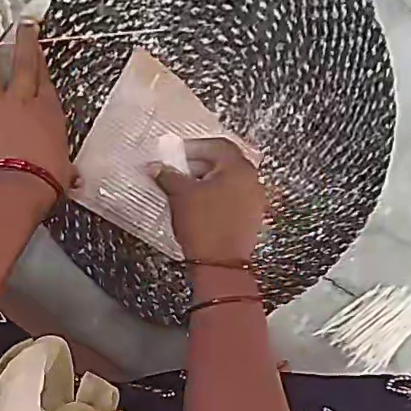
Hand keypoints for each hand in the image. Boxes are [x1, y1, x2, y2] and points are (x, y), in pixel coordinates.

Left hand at [0, 20, 76, 201]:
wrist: (22, 185)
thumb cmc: (47, 179)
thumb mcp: (64, 171)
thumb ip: (66, 168)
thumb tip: (73, 177)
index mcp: (49, 113)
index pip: (45, 80)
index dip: (42, 60)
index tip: (39, 45)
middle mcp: (23, 103)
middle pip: (24, 64)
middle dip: (23, 41)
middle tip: (21, 25)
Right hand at [154, 137, 265, 262]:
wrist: (220, 265)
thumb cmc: (204, 226)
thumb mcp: (180, 194)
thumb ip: (168, 175)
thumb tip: (156, 167)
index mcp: (238, 169)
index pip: (218, 145)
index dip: (195, 146)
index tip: (177, 152)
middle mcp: (252, 181)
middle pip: (224, 162)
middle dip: (199, 164)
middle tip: (178, 170)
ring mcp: (254, 201)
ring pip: (228, 182)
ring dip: (207, 181)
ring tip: (185, 190)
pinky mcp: (250, 219)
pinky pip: (232, 198)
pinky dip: (215, 197)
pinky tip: (198, 206)